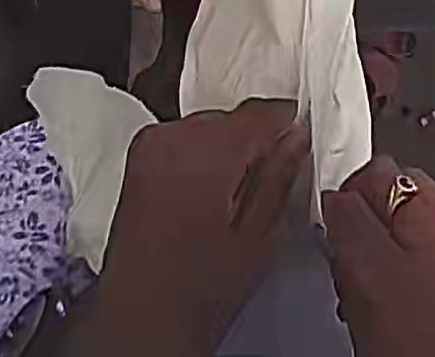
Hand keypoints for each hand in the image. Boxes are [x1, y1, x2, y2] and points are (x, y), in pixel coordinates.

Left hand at [62, 99, 310, 355]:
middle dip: (254, 139)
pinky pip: (185, 133)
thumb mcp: (257, 239)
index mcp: (209, 153)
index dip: (285, 124)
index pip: (260, 113)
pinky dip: (201, 149)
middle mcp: (176, 137)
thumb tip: (296, 138)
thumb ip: (280, 178)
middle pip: (233, 118)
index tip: (297, 137)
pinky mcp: (140, 152)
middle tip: (268, 175)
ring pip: (210, 123)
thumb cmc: (196, 292)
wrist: (137, 320)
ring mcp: (153, 141)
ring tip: (234, 189)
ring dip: (227, 144)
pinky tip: (207, 187)